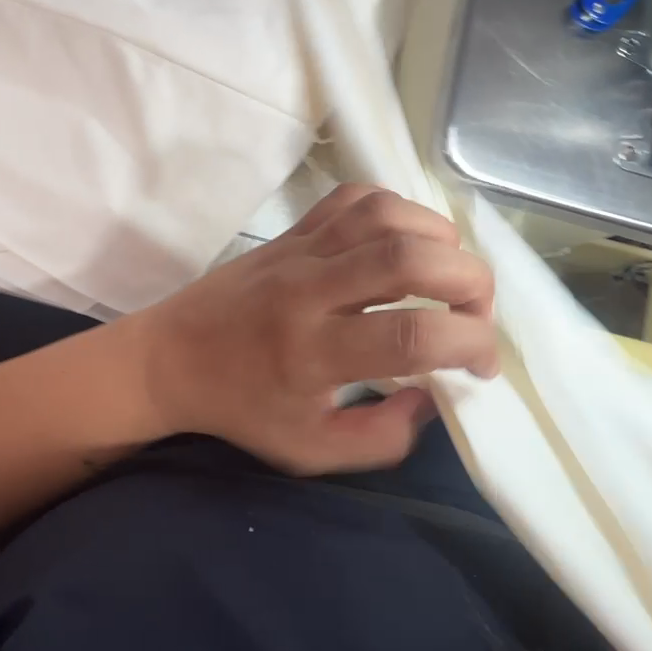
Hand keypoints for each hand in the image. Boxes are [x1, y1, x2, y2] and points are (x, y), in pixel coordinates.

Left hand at [131, 184, 498, 474]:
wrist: (170, 358)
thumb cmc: (242, 409)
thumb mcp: (310, 452)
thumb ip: (381, 438)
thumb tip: (433, 396)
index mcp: (314, 354)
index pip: (412, 335)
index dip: (470, 346)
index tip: (481, 366)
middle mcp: (309, 292)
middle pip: (409, 258)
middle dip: (471, 283)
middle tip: (476, 316)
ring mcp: (298, 252)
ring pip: (384, 214)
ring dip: (438, 240)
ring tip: (446, 277)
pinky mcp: (291, 232)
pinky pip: (352, 198)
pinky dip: (395, 209)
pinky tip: (404, 242)